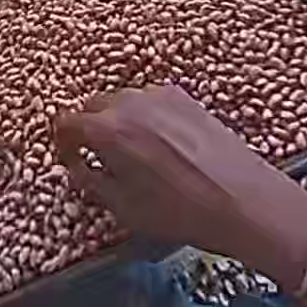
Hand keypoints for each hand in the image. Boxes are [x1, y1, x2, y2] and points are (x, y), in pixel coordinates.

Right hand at [53, 85, 306, 291]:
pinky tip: (161, 143)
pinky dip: (144, 116)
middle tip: (98, 157)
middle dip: (89, 128)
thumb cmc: (181, 212)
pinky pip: (149, 101)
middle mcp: (129, 102)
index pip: (67, 122)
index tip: (69, 157)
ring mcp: (158, 95)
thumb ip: (92, 181)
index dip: (62, 141)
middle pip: (93, 106)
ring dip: (116, 120)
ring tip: (132, 152)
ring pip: (122, 101)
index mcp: (108, 130)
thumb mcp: (126, 209)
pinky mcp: (182, 96)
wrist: (244, 200)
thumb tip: (79, 167)